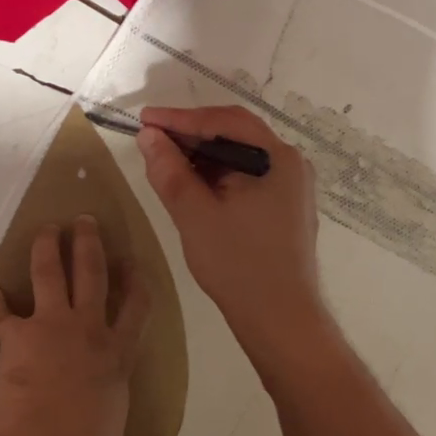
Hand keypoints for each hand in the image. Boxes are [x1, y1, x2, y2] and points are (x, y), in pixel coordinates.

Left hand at [0, 217, 150, 435]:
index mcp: (118, 359)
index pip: (136, 309)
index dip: (136, 283)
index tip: (132, 263)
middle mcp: (90, 332)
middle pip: (94, 275)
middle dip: (90, 244)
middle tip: (85, 220)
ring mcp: (54, 328)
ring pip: (52, 274)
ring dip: (48, 247)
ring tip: (45, 228)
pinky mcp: (18, 335)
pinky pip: (2, 313)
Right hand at [137, 105, 329, 349]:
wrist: (280, 318)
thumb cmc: (239, 265)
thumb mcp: (195, 215)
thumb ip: (170, 172)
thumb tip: (150, 136)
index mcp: (276, 158)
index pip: (224, 121)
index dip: (180, 118)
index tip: (144, 120)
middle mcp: (290, 165)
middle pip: (235, 135)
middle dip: (191, 135)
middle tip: (151, 140)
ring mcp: (291, 188)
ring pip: (239, 158)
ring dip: (202, 157)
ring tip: (165, 164)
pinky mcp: (284, 210)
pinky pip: (247, 179)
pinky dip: (217, 177)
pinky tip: (192, 188)